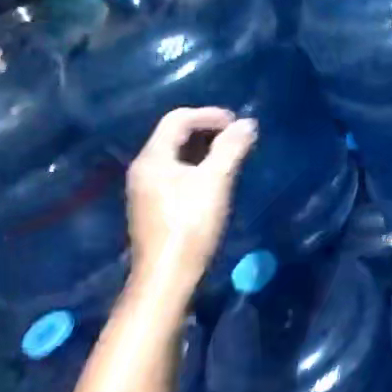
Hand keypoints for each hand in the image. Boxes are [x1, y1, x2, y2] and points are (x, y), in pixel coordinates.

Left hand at [124, 107, 257, 288]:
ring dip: (204, 150)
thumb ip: (231, 149)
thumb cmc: (190, 225)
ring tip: (232, 157)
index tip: (238, 123)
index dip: (209, 115)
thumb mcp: (215, 182)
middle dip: (208, 131)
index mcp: (152, 158)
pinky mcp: (154, 208)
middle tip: (238, 138)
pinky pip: (176, 175)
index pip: (178, 119)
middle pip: (175, 136)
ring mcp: (146, 190)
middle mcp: (143, 169)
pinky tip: (216, 181)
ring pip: (177, 157)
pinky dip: (198, 168)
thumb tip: (248, 123)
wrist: (167, 276)